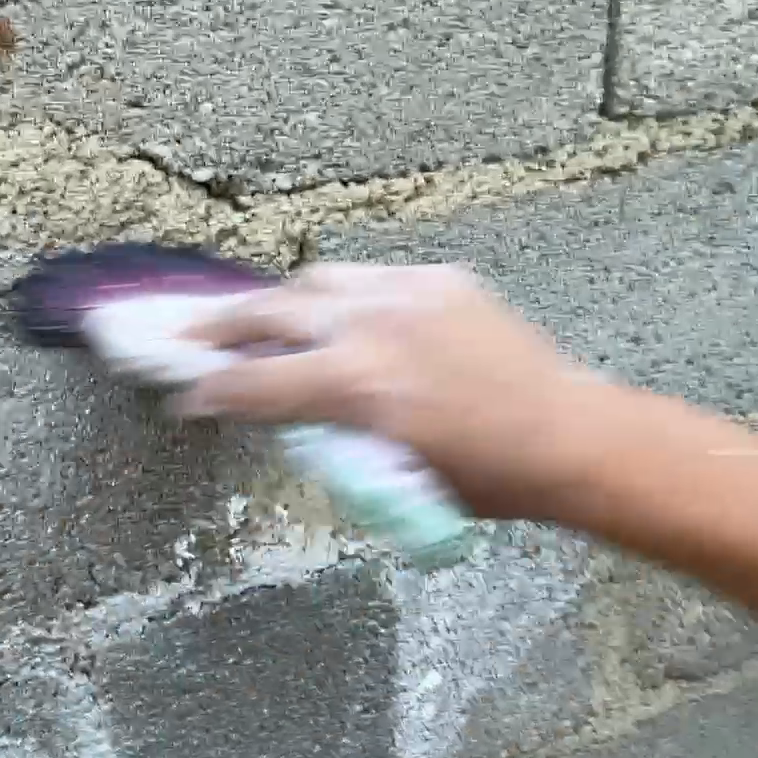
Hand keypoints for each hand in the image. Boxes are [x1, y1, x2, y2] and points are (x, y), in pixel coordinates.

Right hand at [179, 263, 629, 518]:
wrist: (573, 439)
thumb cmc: (478, 479)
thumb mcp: (379, 471)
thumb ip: (318, 431)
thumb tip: (273, 408)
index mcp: (353, 387)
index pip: (250, 385)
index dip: (206, 393)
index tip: (184, 398)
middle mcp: (369, 328)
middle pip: (264, 313)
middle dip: (216, 328)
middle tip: (186, 335)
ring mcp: (404, 294)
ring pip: (311, 283)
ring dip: (277, 304)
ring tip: (262, 319)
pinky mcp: (436, 279)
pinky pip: (363, 278)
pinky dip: (336, 298)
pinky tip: (336, 316)